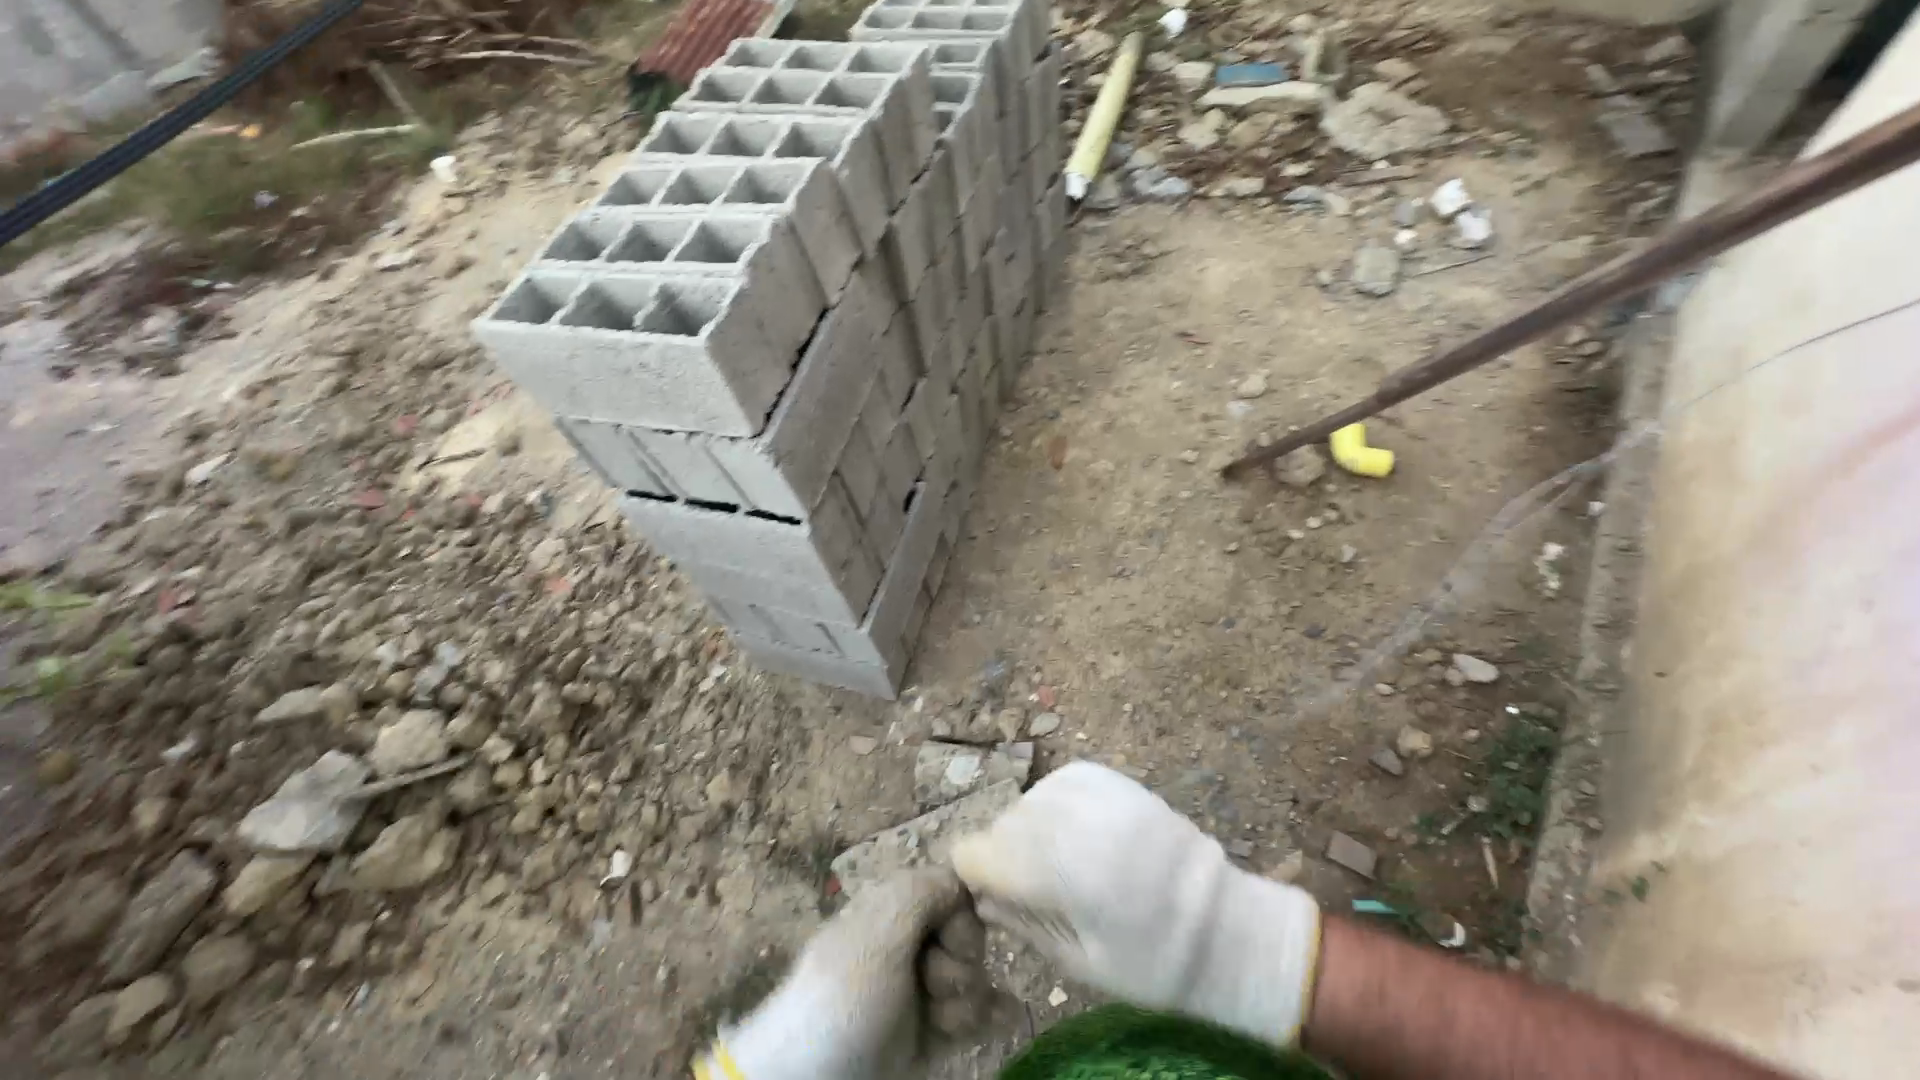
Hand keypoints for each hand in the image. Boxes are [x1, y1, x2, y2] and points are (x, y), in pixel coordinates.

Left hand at [700, 868, 992, 1079]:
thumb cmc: (845, 1001)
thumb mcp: (877, 934)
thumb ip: (920, 893)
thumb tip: (958, 880)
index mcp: (887, 913)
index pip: (948, 893)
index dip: (962, 916)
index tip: (954, 943)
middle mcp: (905, 946)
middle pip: (965, 937)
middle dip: (963, 964)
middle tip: (936, 987)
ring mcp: (916, 992)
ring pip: (970, 979)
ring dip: (970, 998)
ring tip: (945, 1023)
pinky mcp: (925, 1034)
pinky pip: (971, 1015)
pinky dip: (990, 1015)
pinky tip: (1004, 1019)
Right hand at [952, 761, 1322, 1045]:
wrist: (1227, 927)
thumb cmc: (1154, 963)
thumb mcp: (1080, 961)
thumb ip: (1023, 921)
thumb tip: (981, 897)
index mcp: (1066, 874)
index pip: (984, 854)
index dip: (972, 872)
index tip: (980, 888)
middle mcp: (1078, 822)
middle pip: (1004, 825)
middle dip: (1000, 853)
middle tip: (1019, 885)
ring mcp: (1100, 793)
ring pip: (1029, 800)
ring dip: (1026, 827)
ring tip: (1050, 859)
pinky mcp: (1116, 779)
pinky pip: (1060, 780)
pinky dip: (1051, 802)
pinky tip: (1065, 828)